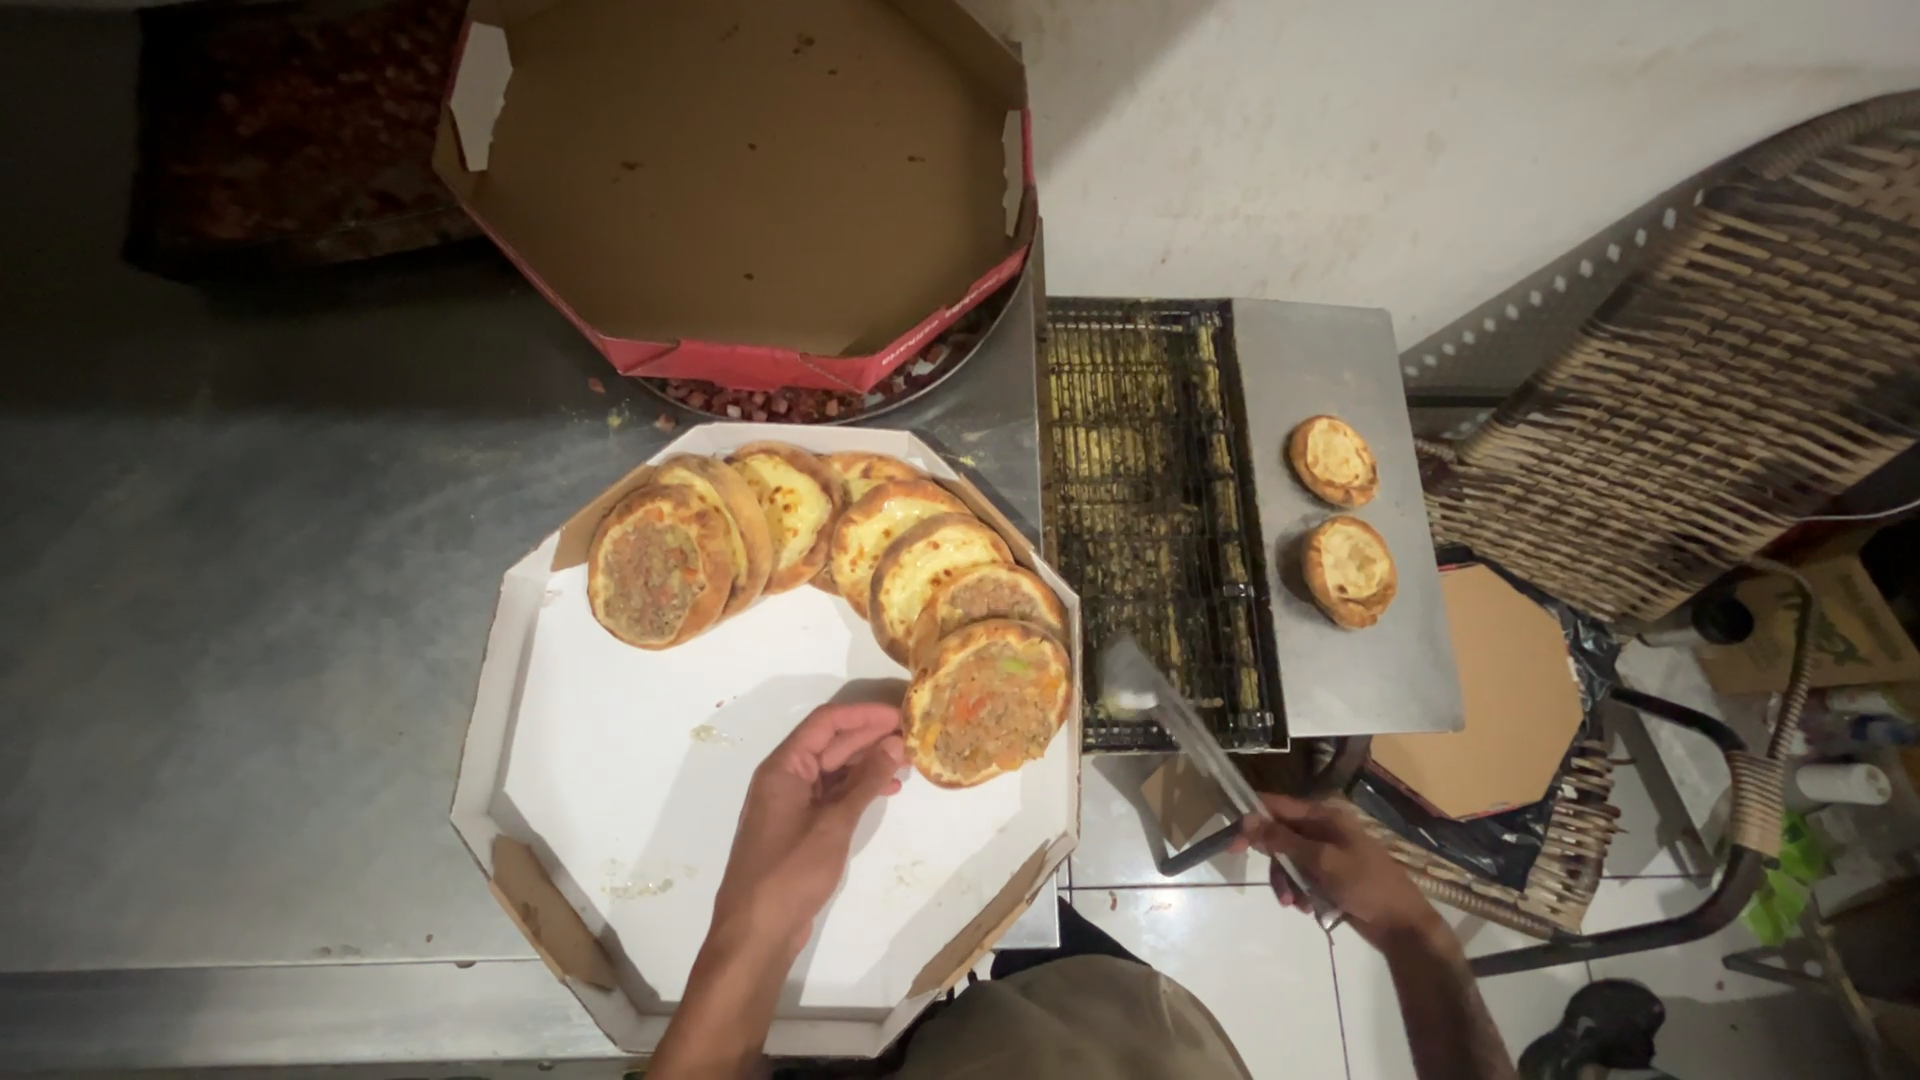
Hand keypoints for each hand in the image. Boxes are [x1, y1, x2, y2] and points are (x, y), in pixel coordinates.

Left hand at [709, 702, 906, 957]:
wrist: (756, 933)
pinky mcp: (800, 826)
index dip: (863, 714)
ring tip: (906, 761)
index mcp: (783, 767)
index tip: (900, 715)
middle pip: (831, 743)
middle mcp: (785, 778)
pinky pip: (833, 794)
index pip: (826, 722)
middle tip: (911, 736)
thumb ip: (866, 781)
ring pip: (834, 769)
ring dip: (868, 762)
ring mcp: (792, 803)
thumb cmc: (790, 872)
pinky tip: (887, 789)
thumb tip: (895, 743)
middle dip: (870, 737)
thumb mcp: (834, 823)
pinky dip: (858, 789)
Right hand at [1238, 793, 1445, 952]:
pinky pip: (1301, 877)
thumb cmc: (1365, 884)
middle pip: (1280, 836)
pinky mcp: (1330, 876)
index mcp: (1324, 816)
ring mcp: (1327, 853)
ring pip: (1288, 860)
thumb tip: (1246, 817)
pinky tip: (1308, 908)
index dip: (1252, 819)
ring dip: (1287, 882)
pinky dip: (1299, 891)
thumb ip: (1282, 839)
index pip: (1277, 806)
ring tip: (1294, 903)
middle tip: (1274, 885)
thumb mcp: (1320, 860)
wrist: (1403, 926)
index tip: (1232, 841)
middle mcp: (1323, 829)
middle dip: (1275, 862)